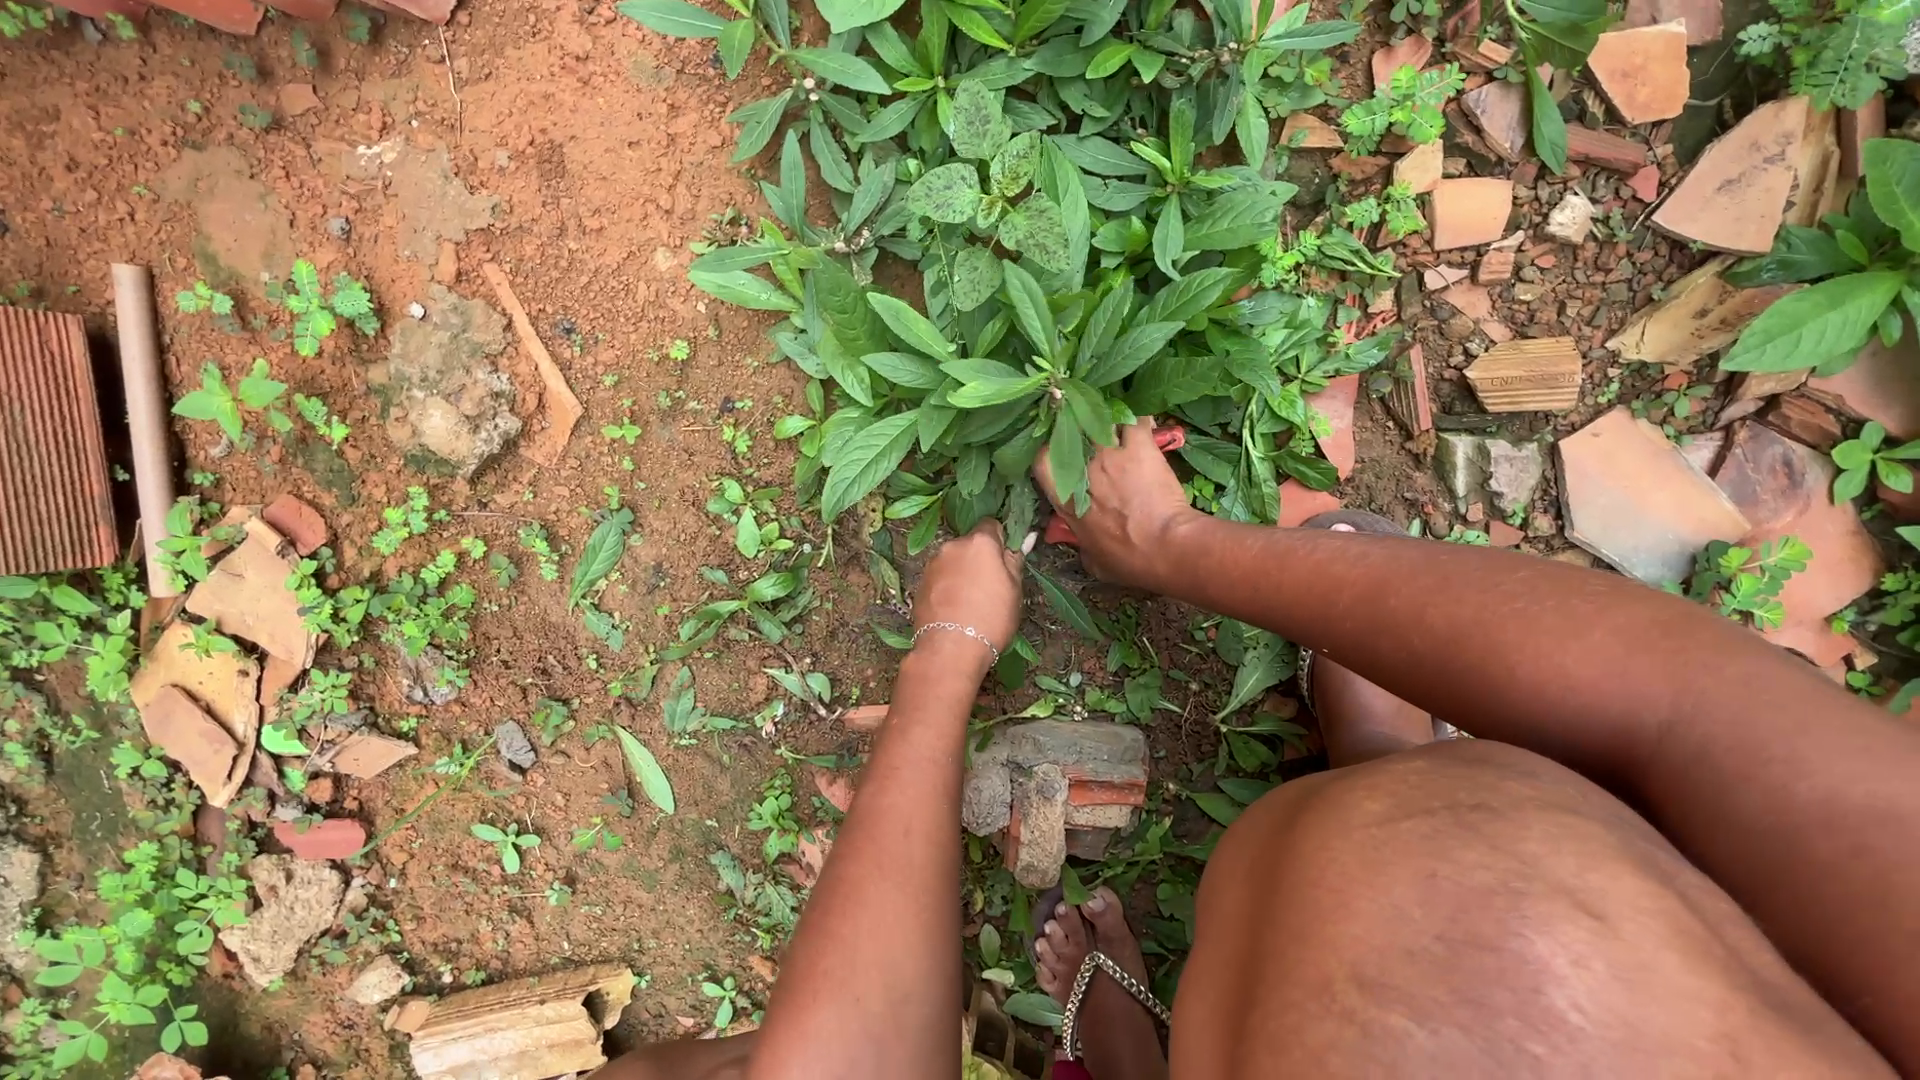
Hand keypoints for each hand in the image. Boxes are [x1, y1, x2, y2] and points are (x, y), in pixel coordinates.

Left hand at [912, 519, 1024, 677]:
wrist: (950, 649)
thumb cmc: (991, 618)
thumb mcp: (1014, 589)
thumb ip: (1015, 559)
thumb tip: (1024, 537)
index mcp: (979, 542)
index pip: (992, 525)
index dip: (1000, 541)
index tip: (1004, 562)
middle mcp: (952, 545)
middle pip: (970, 544)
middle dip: (980, 558)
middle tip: (990, 586)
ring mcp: (933, 564)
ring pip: (954, 561)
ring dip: (962, 572)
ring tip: (970, 602)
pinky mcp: (920, 583)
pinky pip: (940, 577)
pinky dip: (947, 586)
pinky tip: (954, 609)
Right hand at [1033, 417, 1196, 588]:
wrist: (1166, 547)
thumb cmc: (1130, 561)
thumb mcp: (1095, 562)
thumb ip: (1083, 547)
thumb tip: (1084, 545)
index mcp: (1067, 501)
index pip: (1043, 461)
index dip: (1050, 453)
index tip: (1061, 455)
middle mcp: (1083, 471)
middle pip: (1070, 434)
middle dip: (1076, 429)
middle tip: (1087, 431)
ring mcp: (1110, 454)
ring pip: (1100, 420)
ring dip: (1107, 419)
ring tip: (1115, 421)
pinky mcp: (1139, 446)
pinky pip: (1135, 419)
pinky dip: (1139, 417)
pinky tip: (1142, 419)